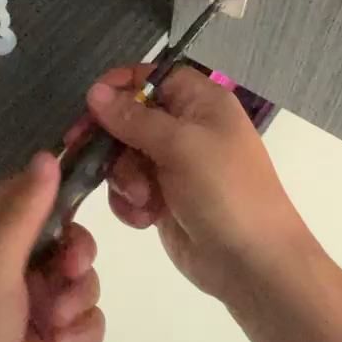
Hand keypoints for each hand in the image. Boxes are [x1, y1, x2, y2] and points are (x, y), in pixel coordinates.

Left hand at [0, 153, 103, 341]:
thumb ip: (23, 212)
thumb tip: (46, 154)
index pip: (23, 196)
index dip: (53, 188)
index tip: (86, 183)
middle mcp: (9, 267)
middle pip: (63, 234)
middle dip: (77, 251)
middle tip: (74, 268)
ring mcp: (35, 303)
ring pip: (81, 276)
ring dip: (78, 296)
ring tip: (59, 322)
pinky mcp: (56, 337)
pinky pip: (87, 315)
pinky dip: (82, 329)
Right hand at [85, 65, 315, 302]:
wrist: (253, 264)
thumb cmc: (224, 191)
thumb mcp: (180, 146)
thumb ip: (134, 118)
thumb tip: (95, 91)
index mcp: (201, 103)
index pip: (152, 77)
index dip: (120, 86)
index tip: (90, 104)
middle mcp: (187, 128)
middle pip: (130, 118)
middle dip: (115, 142)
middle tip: (88, 155)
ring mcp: (175, 165)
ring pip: (124, 156)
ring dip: (124, 178)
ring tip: (142, 199)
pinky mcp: (164, 199)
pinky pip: (129, 188)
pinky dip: (130, 202)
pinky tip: (144, 218)